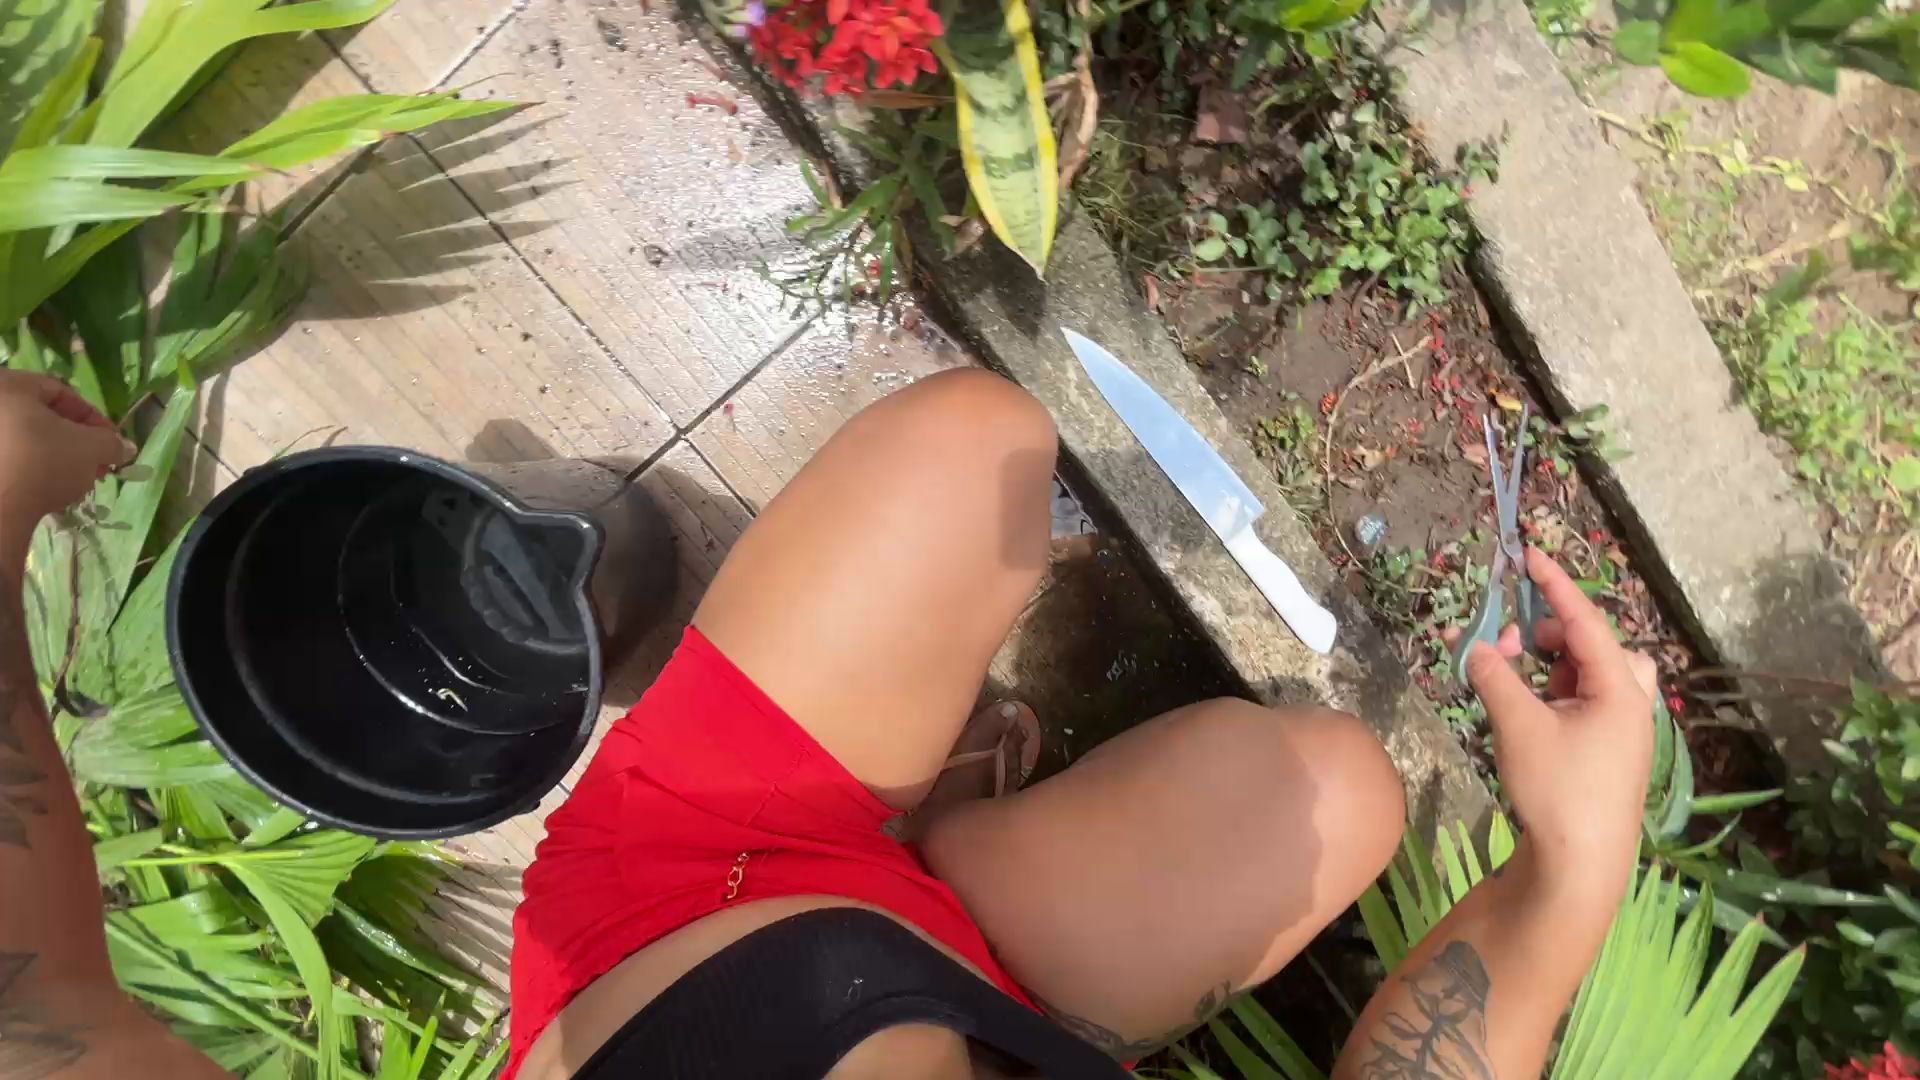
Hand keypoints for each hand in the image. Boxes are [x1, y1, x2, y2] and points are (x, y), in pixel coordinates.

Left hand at [0, 370, 134, 555]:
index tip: (109, 440)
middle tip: (94, 461)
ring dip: (50, 452)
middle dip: (72, 439)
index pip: (58, 390)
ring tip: (72, 476)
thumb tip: (120, 446)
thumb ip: (113, 441)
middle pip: (35, 414)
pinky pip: (4, 452)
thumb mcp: (96, 447)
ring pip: (18, 435)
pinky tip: (41, 483)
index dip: (92, 416)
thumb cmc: (44, 461)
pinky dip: (23, 463)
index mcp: (5, 386)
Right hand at [1455, 547, 1656, 906]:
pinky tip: (1520, 696)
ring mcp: (1617, 725)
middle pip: (1595, 643)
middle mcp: (1627, 701)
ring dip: (1547, 658)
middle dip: (1550, 629)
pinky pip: (1577, 693)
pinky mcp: (1600, 743)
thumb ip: (1494, 676)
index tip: (1530, 553)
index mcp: (1619, 690)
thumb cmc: (1557, 787)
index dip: (1556, 585)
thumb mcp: (1517, 725)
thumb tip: (1473, 643)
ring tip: (1510, 663)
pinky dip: (1548, 683)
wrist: (1581, 858)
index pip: (1586, 622)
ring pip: (1588, 669)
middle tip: (1508, 634)